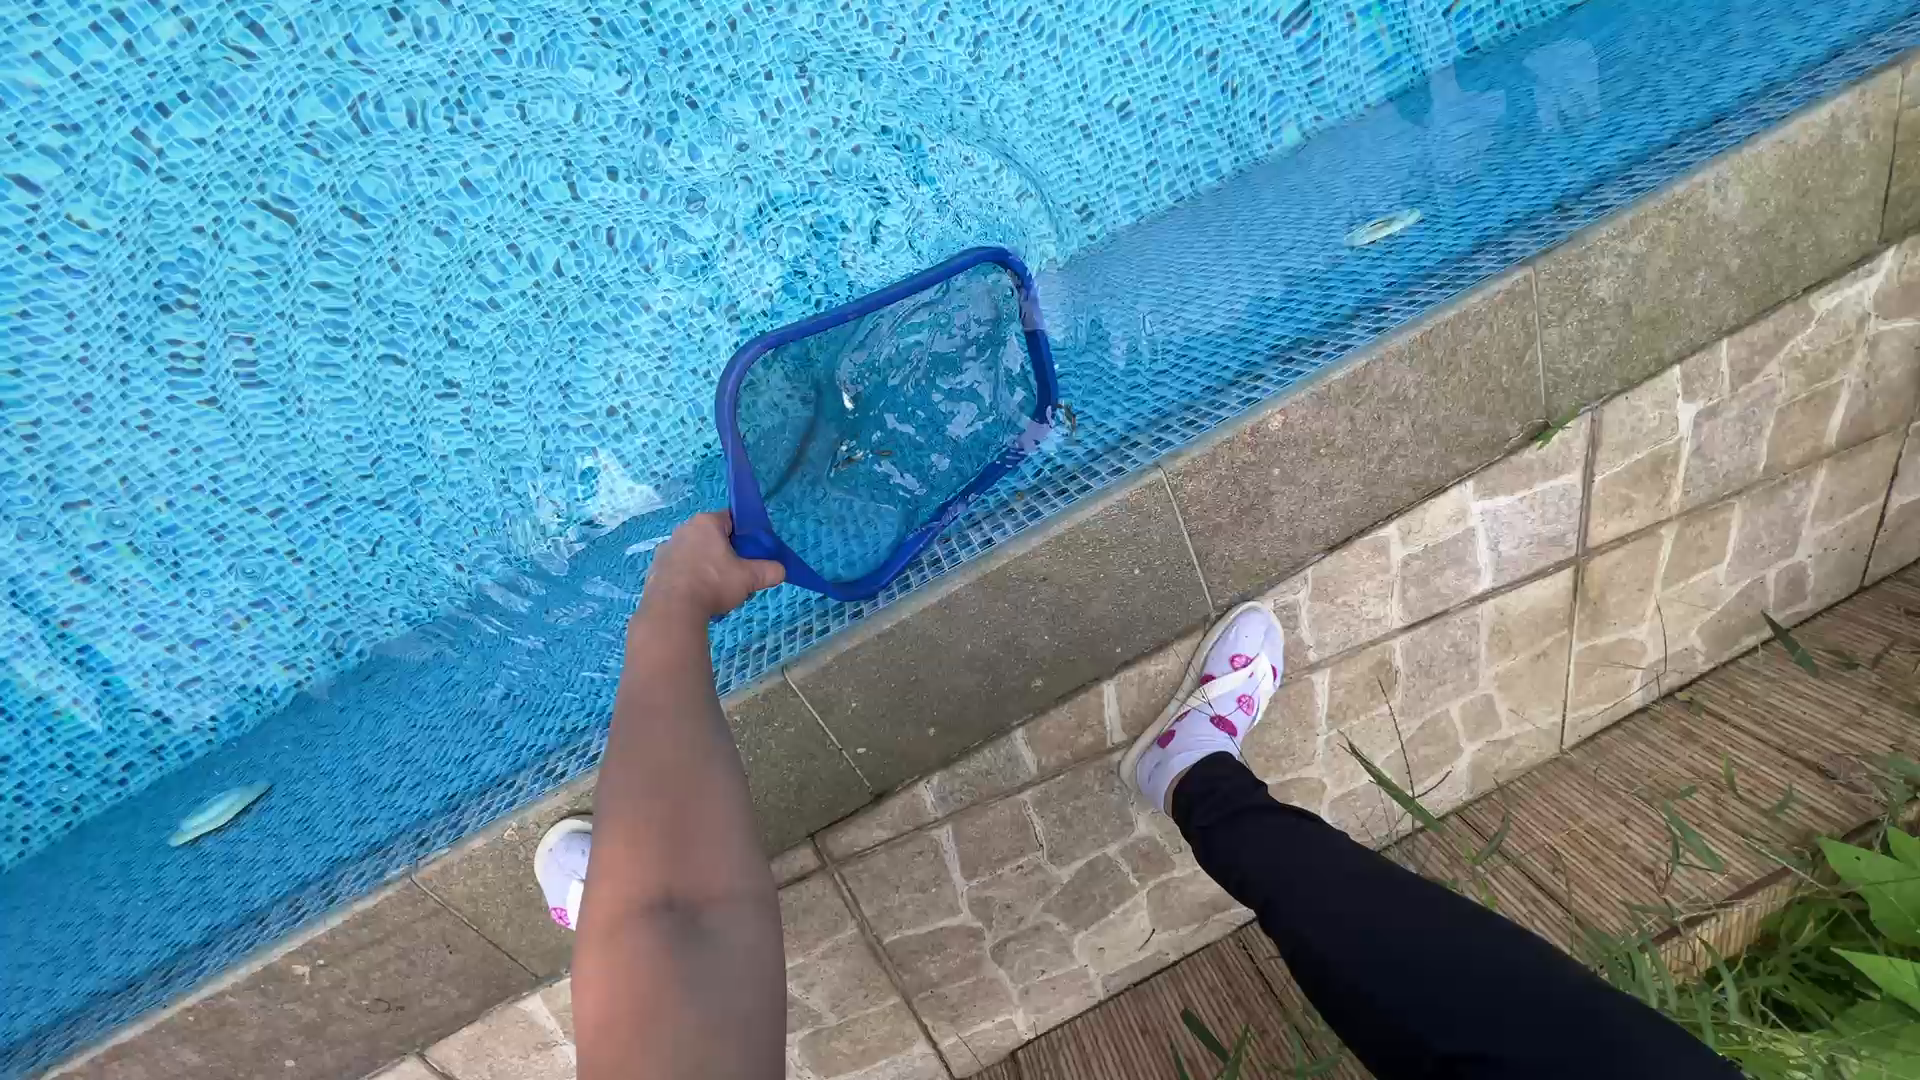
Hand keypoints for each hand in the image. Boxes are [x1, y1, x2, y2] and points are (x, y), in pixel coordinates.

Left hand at [639, 511, 784, 622]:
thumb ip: (769, 571)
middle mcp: (683, 529)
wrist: (672, 610)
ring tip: (716, 590)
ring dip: (707, 566)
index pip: (732, 519)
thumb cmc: (713, 584)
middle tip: (737, 574)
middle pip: (712, 537)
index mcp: (706, 523)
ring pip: (695, 553)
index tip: (751, 553)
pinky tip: (697, 597)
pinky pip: (679, 569)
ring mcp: (666, 549)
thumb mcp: (749, 578)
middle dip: (726, 553)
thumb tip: (781, 571)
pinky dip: (690, 578)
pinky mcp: (655, 568)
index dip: (745, 535)